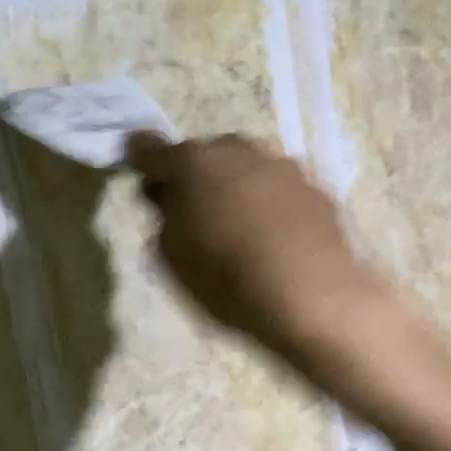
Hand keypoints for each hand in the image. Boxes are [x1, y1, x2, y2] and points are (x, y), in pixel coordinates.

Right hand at [125, 132, 386, 357]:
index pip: (153, 150)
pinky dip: (268, 203)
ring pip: (246, 167)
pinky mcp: (316, 187)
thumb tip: (168, 195)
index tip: (134, 165)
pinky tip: (272, 237)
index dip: (139, 159)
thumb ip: (164, 215)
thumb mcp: (172, 257)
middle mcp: (239, 151)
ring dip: (234, 185)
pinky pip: (278, 188)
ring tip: (234, 224)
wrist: (316, 300)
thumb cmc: (229, 281)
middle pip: (205, 154)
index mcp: (194, 164)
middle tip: (189, 207)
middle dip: (194, 174)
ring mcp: (283, 166)